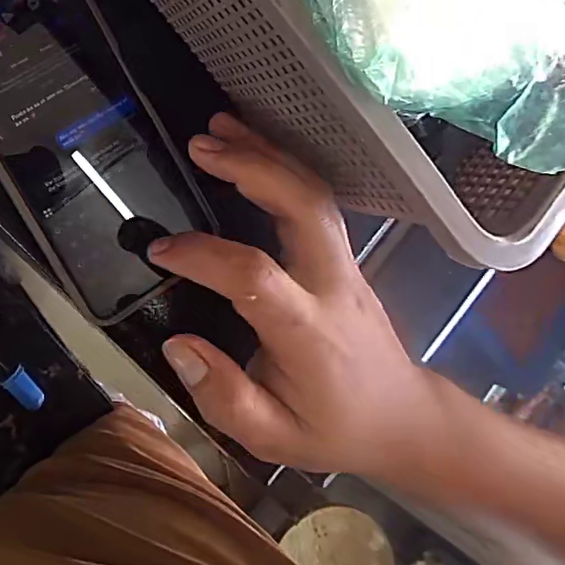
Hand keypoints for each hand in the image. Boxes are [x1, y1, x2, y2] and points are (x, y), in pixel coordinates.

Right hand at [146, 113, 448, 474]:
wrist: (404, 418)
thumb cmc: (335, 429)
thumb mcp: (272, 437)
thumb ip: (221, 395)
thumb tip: (176, 345)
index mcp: (309, 331)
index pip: (255, 277)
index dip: (204, 255)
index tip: (160, 250)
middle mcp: (332, 284)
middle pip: (303, 206)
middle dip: (253, 166)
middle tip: (200, 145)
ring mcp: (344, 262)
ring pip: (312, 192)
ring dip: (265, 153)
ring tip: (217, 128)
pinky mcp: (344, 254)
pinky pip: (314, 198)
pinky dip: (280, 164)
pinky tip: (249, 146)